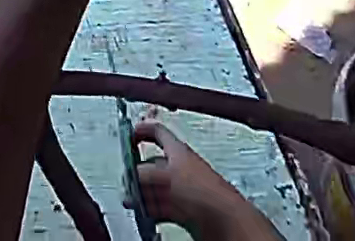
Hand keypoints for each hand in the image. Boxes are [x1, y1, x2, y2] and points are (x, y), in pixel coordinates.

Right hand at [133, 117, 278, 240]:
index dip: (141, 131)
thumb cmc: (201, 191)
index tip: (127, 137)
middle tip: (126, 181)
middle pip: (153, 163)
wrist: (227, 223)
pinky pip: (164, 207)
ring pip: (157, 188)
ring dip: (142, 194)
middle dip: (137, 171)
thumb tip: (131, 177)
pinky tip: (145, 215)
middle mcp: (180, 168)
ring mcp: (184, 190)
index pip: (156, 132)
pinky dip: (152, 210)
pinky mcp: (187, 212)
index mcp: (177, 150)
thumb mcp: (165, 176)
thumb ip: (143, 174)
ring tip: (131, 202)